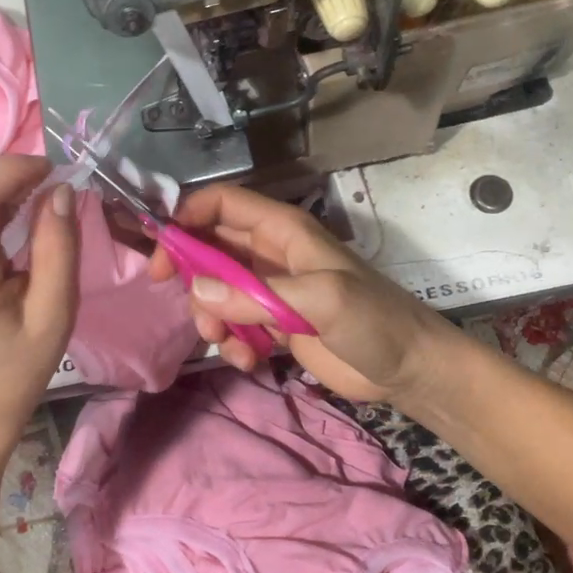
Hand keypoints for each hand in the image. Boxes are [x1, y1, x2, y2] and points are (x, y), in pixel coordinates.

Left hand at [0, 156, 78, 453]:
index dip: (14, 169)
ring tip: (47, 204)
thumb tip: (59, 191)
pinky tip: (23, 225)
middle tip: (59, 184)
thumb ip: (57, 248)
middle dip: (14, 177)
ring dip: (7, 193)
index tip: (56, 169)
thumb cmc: (19, 368)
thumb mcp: (54, 312)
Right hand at [150, 184, 469, 405]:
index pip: (222, 203)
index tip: (162, 253)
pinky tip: (251, 361)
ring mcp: (271, 291)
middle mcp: (271, 254)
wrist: (409, 369)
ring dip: (212, 317)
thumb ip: (256, 296)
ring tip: (227, 343)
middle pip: (210, 248)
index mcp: (283, 230)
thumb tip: (196, 292)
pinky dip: (233, 343)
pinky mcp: (275, 325)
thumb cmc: (374, 320)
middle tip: (189, 309)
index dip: (187, 217)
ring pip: (216, 291)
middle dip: (192, 277)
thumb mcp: (320, 300)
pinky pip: (234, 325)